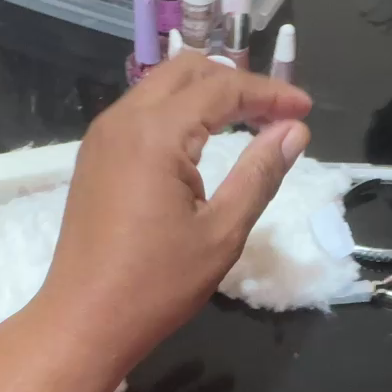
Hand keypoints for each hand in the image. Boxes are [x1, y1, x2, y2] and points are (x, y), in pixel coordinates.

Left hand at [33, 54, 310, 368]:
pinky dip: (178, 114)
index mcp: (156, 133)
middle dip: (236, 82)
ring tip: (245, 123)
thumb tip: (294, 131)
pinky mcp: (94, 159)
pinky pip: (141, 114)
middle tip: (275, 112)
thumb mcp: (221, 234)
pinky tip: (200, 143)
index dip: (270, 92)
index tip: (305, 108)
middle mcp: (123, 120)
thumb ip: (259, 175)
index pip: (222, 88)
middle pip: (187, 70)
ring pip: (160, 88)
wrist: (85, 320)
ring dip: (205, 95)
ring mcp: (102, 138)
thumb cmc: (157, 285)